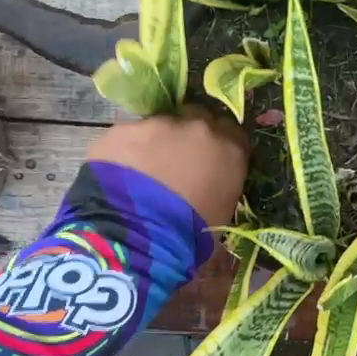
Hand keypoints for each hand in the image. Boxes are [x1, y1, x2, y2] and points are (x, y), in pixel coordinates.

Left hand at [86, 105, 247, 226]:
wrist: (140, 233)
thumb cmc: (191, 236)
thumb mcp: (222, 215)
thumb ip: (221, 189)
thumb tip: (210, 188)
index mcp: (231, 151)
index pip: (234, 135)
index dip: (222, 147)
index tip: (213, 162)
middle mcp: (199, 128)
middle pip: (198, 119)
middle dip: (191, 137)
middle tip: (179, 164)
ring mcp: (158, 124)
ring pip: (161, 126)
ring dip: (158, 144)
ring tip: (146, 174)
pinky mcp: (123, 129)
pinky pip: (130, 137)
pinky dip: (129, 151)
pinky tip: (121, 175)